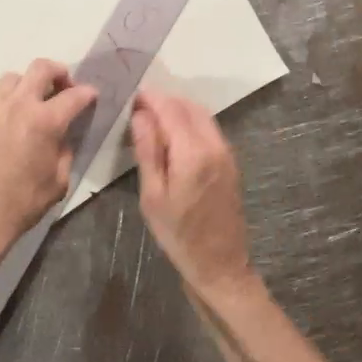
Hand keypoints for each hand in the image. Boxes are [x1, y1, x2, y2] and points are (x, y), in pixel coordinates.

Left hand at [0, 59, 97, 254]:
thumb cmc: (23, 203)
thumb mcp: (58, 181)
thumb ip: (64, 153)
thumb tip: (62, 139)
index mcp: (45, 121)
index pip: (74, 95)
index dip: (88, 93)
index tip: (92, 96)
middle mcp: (19, 106)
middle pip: (40, 68)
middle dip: (59, 72)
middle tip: (65, 88)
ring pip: (14, 78)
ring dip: (29, 83)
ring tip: (36, 102)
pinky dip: (12, 104)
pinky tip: (16, 126)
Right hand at [130, 90, 258, 296]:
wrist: (219, 263)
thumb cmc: (179, 234)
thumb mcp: (153, 196)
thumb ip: (148, 151)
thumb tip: (140, 115)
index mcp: (193, 153)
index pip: (170, 109)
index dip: (150, 98)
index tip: (131, 97)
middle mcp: (215, 145)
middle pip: (189, 106)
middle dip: (164, 101)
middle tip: (138, 109)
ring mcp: (226, 152)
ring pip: (202, 115)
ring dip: (178, 110)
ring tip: (152, 121)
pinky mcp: (230, 161)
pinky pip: (209, 129)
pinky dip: (190, 123)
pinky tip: (173, 136)